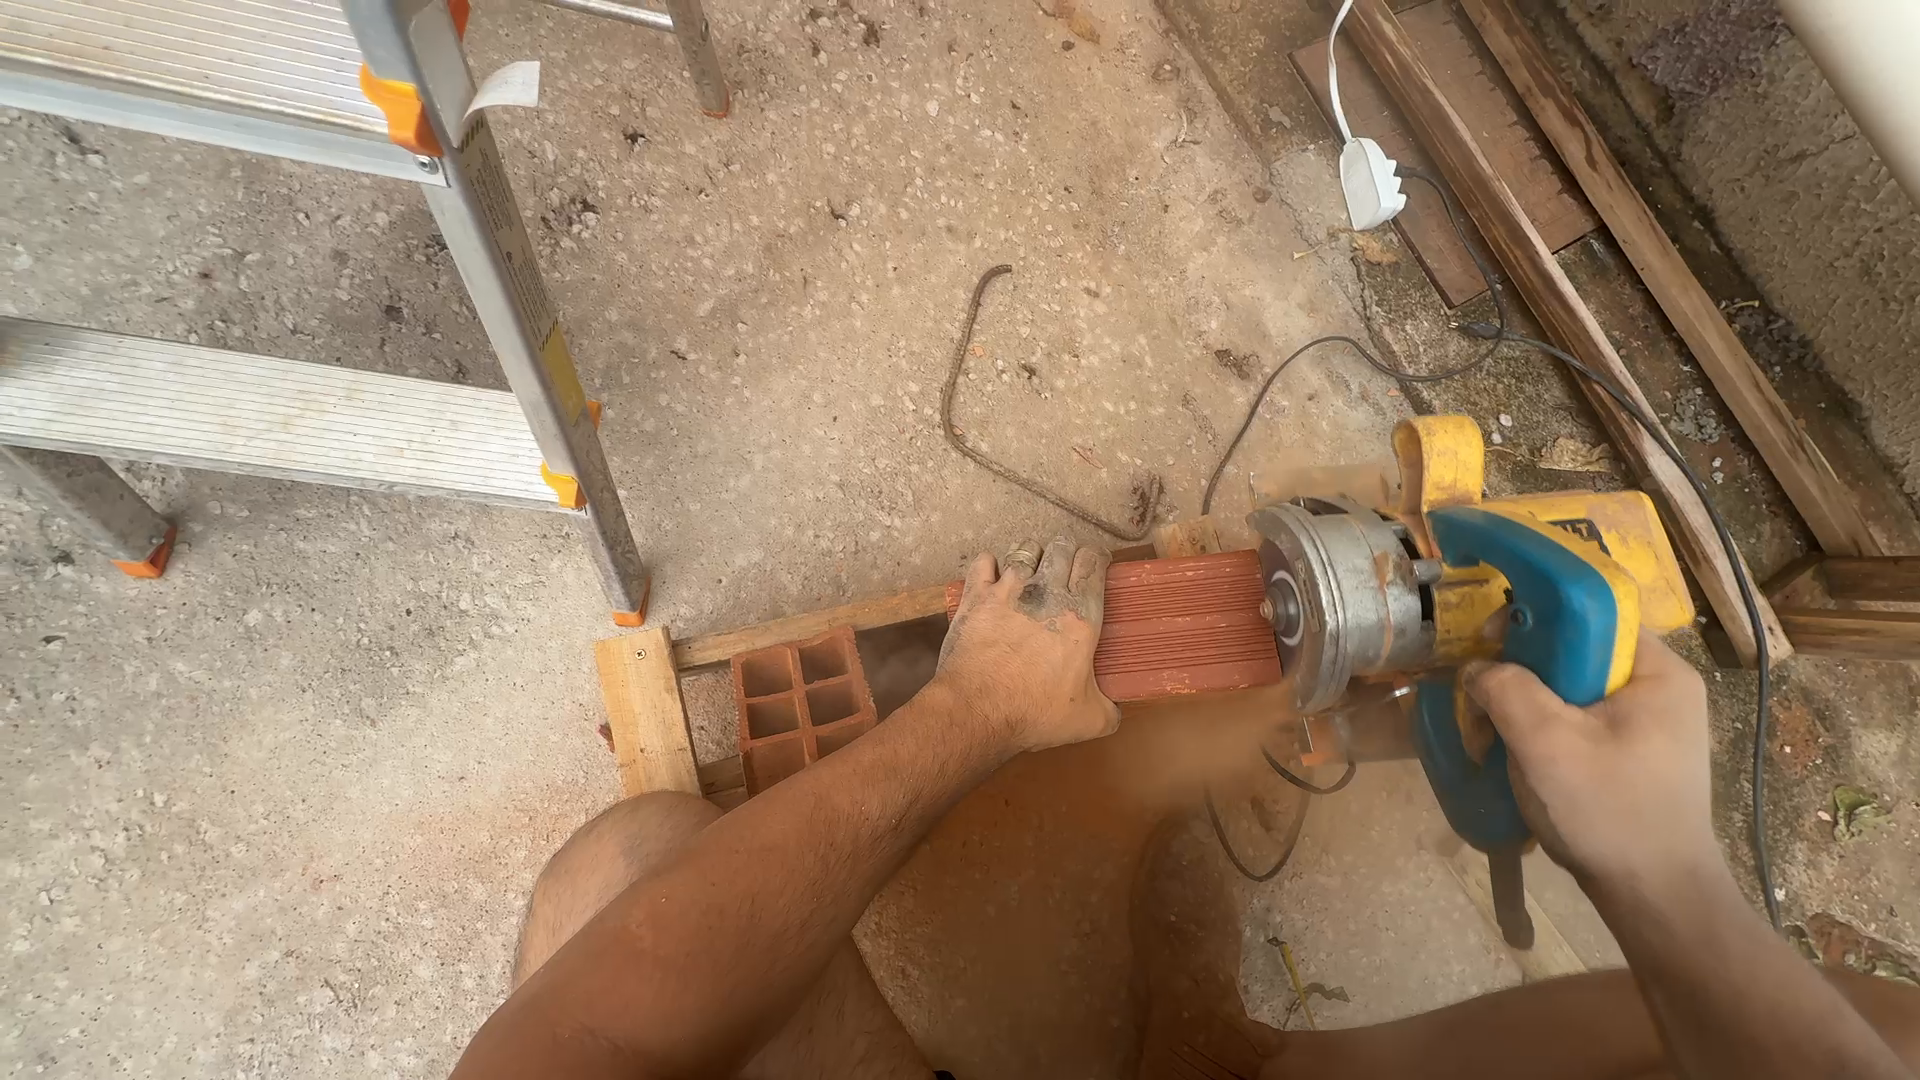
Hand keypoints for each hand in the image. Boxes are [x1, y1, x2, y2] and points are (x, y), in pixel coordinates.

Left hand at [936, 536, 1119, 753]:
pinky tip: (991, 572)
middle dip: (1067, 550)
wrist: (978, 708)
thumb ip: (1110, 711)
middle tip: (1067, 563)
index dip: (1097, 557)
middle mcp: (1047, 594)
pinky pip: (983, 562)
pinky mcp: (976, 596)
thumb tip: (1115, 711)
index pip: (1094, 566)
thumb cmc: (1035, 712)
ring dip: (1032, 554)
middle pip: (1062, 548)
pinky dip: (988, 564)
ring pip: (1025, 549)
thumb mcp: (1090, 720)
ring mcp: (1009, 590)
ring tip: (1031, 566)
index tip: (1097, 562)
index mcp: (1081, 616)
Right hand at [1463, 631, 1720, 893]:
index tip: (1489, 640)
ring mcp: (1640, 719)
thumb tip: (1475, 667)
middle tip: (1480, 690)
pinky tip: (1511, 746)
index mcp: (1657, 672)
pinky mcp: (1622, 746)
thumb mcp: (1546, 741)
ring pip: (1561, 682)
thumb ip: (1505, 687)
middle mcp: (1655, 686)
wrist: (1651, 894)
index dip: (1535, 616)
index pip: (1589, 614)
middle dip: (1517, 666)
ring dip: (1517, 699)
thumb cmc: (1608, 810)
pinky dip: (1531, 722)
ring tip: (1489, 726)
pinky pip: (1566, 712)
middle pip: (1570, 648)